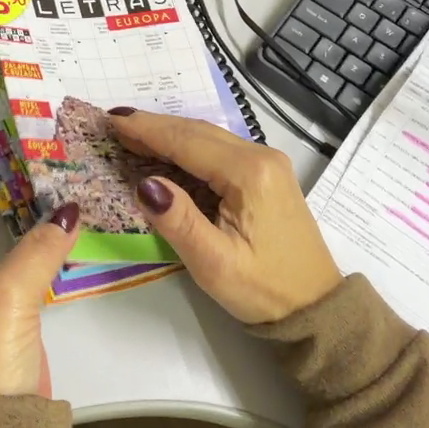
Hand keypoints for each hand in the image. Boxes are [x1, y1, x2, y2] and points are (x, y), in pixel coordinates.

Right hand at [108, 109, 341, 323]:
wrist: (316, 308)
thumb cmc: (264, 289)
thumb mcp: (214, 263)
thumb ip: (178, 221)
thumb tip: (145, 183)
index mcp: (248, 174)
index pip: (186, 141)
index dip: (147, 129)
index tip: (112, 119)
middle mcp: (261, 157)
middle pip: (197, 132)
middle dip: (154, 126)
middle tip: (114, 123)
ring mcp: (268, 163)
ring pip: (208, 137)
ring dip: (169, 134)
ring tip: (132, 134)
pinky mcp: (268, 175)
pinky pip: (219, 149)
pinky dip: (188, 147)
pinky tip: (168, 152)